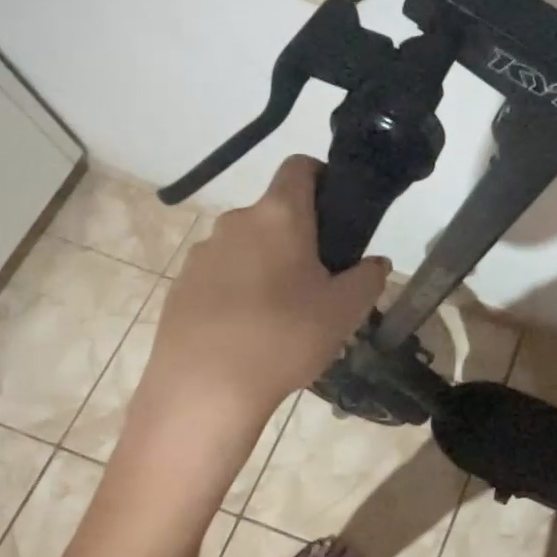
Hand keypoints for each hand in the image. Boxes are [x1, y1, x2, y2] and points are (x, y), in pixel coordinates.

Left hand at [140, 155, 388, 421]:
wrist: (204, 389)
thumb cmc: (285, 338)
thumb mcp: (345, 311)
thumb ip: (368, 278)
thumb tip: (376, 262)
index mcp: (280, 215)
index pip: (300, 167)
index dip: (322, 178)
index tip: (337, 214)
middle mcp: (236, 222)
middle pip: (274, 213)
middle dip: (298, 237)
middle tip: (320, 281)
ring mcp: (202, 254)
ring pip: (246, 246)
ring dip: (266, 265)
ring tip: (283, 315)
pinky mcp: (180, 287)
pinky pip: (220, 276)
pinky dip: (238, 291)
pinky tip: (249, 333)